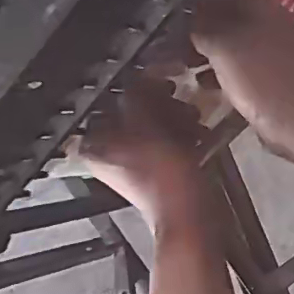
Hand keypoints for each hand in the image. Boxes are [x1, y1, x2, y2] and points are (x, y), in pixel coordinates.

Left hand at [79, 83, 206, 230]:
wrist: (190, 218)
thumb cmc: (164, 177)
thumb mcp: (148, 127)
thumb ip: (140, 95)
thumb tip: (144, 74)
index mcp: (95, 144)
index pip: (111, 100)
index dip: (138, 88)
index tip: (162, 83)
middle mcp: (109, 153)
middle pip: (134, 112)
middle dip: (163, 105)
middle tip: (181, 104)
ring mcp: (134, 163)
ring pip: (154, 125)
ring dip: (177, 118)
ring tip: (195, 122)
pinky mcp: (157, 171)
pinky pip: (167, 142)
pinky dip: (182, 135)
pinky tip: (198, 134)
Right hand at [190, 0, 293, 155]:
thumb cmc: (259, 81)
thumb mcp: (224, 49)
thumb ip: (204, 28)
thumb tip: (190, 19)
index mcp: (262, 8)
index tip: (177, 8)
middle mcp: (271, 24)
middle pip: (229, 17)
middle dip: (201, 27)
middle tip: (175, 39)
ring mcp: (273, 51)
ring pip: (234, 43)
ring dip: (209, 51)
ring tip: (184, 63)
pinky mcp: (272, 77)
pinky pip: (241, 66)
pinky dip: (222, 71)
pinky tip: (203, 83)